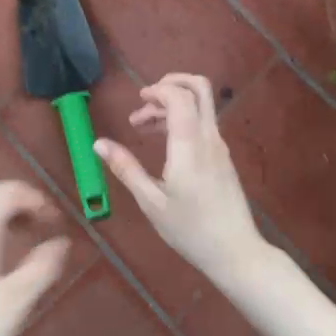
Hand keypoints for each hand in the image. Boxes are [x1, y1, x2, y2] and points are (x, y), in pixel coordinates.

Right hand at [95, 73, 270, 285]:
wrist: (236, 252)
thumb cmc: (190, 229)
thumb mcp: (151, 202)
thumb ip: (126, 169)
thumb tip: (99, 143)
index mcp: (190, 144)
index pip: (180, 96)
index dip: (158, 90)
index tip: (138, 101)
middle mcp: (209, 138)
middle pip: (199, 88)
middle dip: (171, 84)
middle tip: (145, 102)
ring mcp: (220, 147)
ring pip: (200, 106)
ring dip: (173, 105)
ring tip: (143, 126)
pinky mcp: (223, 158)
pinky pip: (203, 124)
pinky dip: (183, 120)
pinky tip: (164, 143)